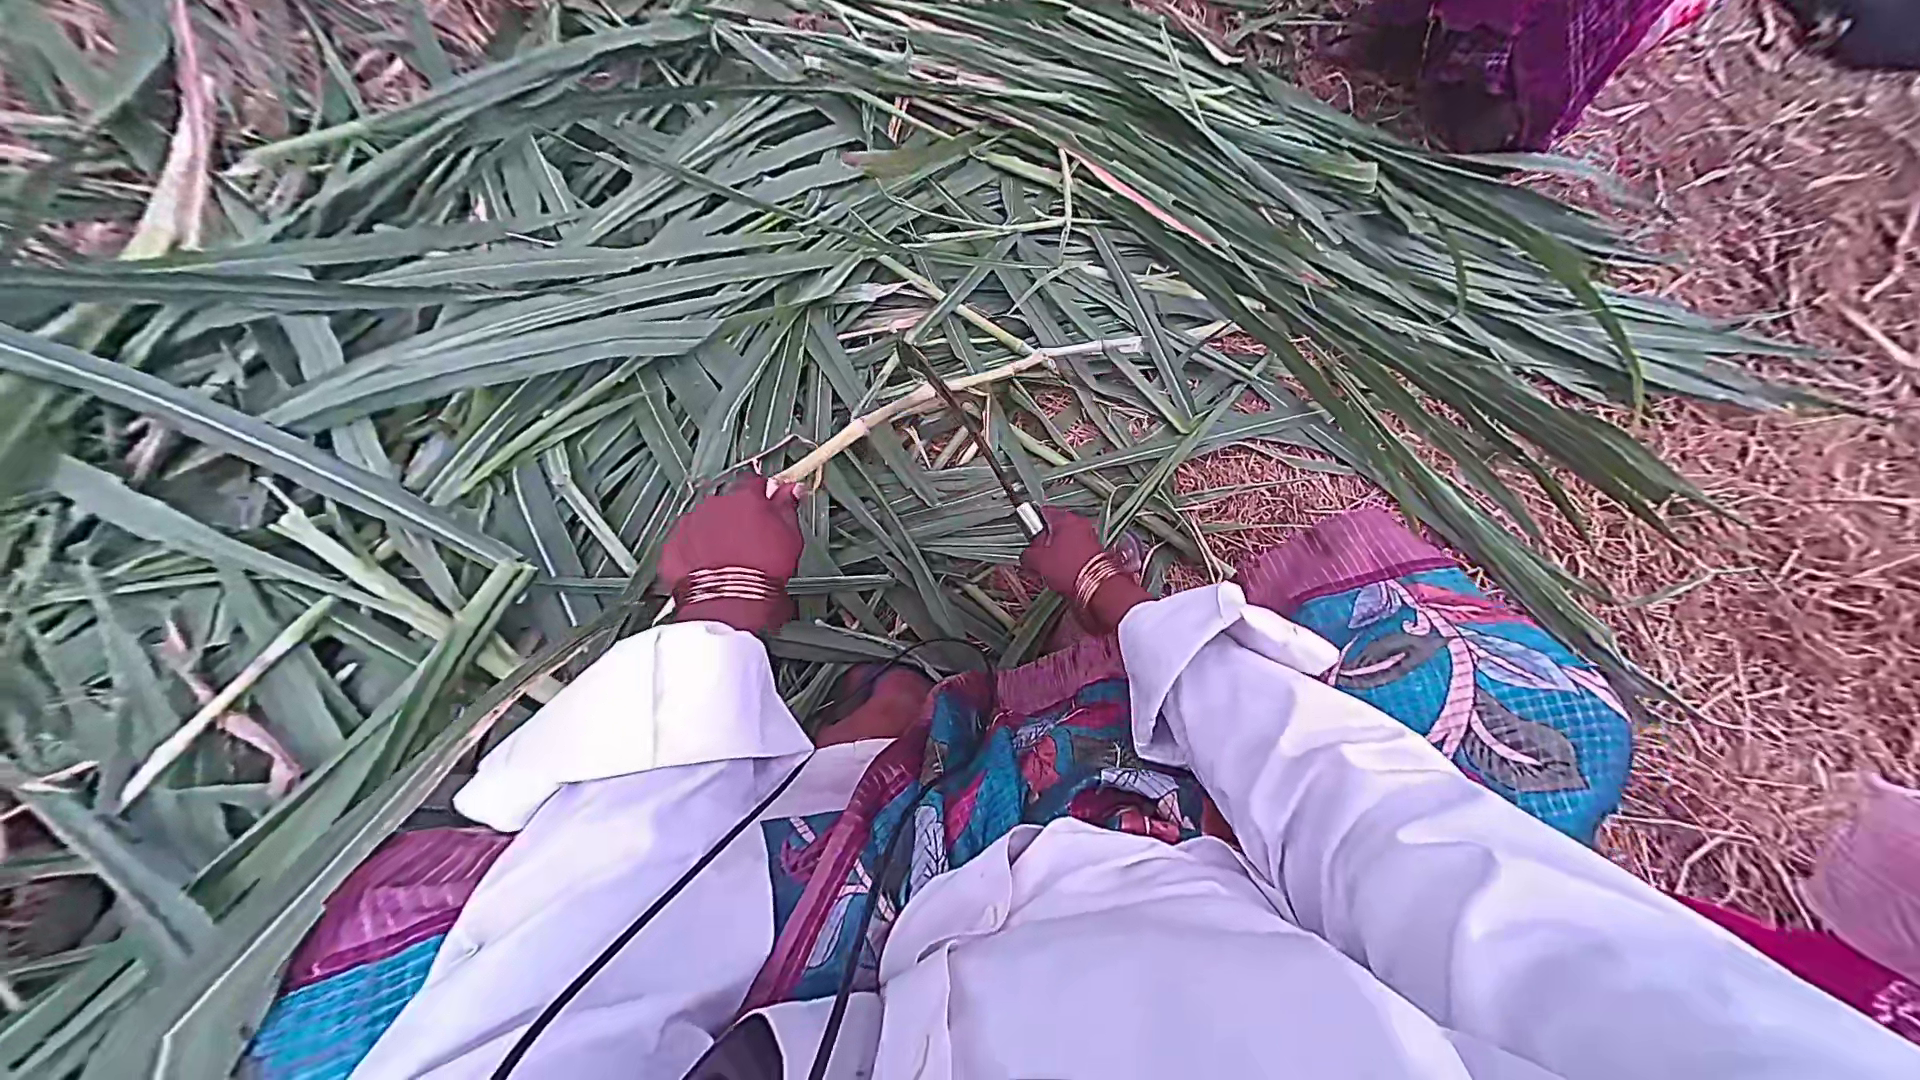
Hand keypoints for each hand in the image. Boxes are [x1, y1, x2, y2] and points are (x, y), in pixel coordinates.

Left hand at [659, 475, 803, 632]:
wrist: (730, 601)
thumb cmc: (761, 570)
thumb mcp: (790, 534)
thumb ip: (787, 506)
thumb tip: (790, 491)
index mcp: (745, 498)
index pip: (755, 482)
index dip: (764, 494)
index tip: (769, 504)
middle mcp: (714, 505)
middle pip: (727, 502)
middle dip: (738, 516)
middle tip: (751, 539)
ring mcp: (691, 524)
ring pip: (706, 521)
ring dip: (716, 533)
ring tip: (732, 557)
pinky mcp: (674, 546)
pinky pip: (686, 542)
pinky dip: (697, 551)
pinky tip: (712, 566)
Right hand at [1019, 506, 1106, 596]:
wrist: (1096, 587)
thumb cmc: (1071, 569)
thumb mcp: (1038, 561)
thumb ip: (1027, 554)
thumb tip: (1026, 556)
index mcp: (1067, 520)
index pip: (1043, 512)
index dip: (1032, 523)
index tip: (1028, 534)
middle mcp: (1081, 525)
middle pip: (1055, 529)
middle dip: (1044, 543)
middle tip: (1037, 555)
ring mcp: (1090, 538)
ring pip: (1065, 542)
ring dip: (1056, 553)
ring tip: (1049, 568)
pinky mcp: (1095, 553)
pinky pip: (1075, 553)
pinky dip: (1067, 561)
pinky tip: (1062, 573)